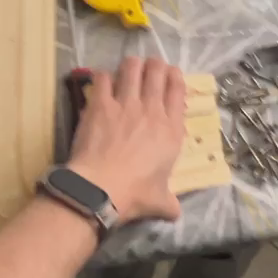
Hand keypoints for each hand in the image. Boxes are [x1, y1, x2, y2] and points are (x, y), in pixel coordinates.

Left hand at [67, 57, 186, 223]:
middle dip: (155, 65)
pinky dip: (104, 77)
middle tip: (151, 67)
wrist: (102, 188)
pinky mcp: (100, 105)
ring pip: (132, 68)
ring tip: (129, 67)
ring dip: (132, 65)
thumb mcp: (160, 201)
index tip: (171, 74)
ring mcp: (125, 104)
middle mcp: (152, 110)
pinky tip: (103, 81)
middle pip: (157, 72)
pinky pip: (103, 78)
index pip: (178, 91)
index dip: (175, 77)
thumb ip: (169, 203)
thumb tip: (175, 213)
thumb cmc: (135, 194)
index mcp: (171, 130)